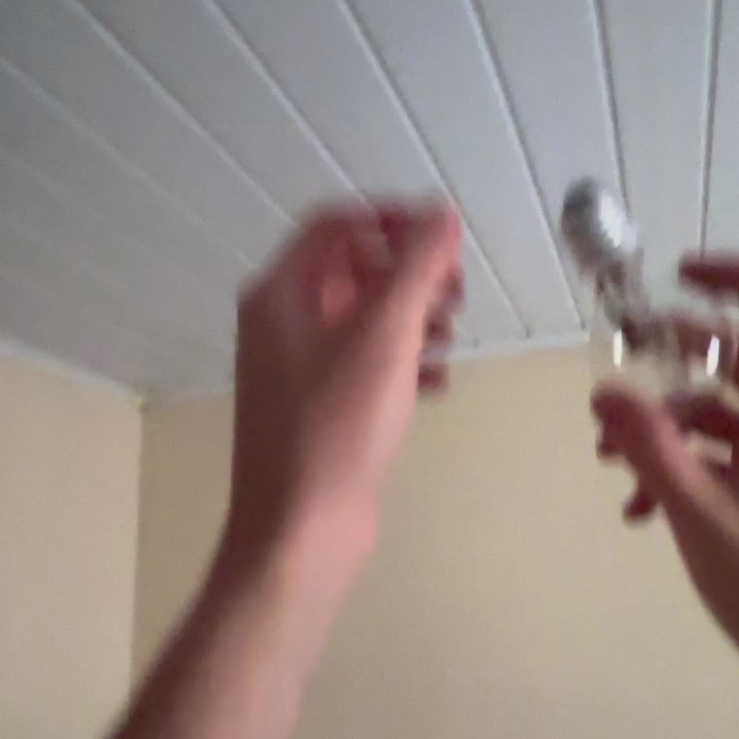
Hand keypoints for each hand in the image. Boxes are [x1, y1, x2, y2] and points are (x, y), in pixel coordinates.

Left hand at [223, 202, 460, 592]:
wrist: (302, 526)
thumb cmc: (339, 425)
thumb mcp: (384, 337)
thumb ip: (416, 269)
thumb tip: (443, 213)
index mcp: (282, 292)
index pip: (338, 223)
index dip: (393, 220)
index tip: (445, 242)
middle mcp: (282, 321)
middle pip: (353, 269)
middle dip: (410, 274)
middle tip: (456, 294)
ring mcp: (298, 367)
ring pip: (362, 318)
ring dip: (411, 317)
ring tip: (451, 336)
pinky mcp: (318, 406)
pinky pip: (363, 363)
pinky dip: (401, 360)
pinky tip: (436, 380)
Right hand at [592, 256, 738, 697]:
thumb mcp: (697, 513)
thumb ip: (649, 447)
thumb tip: (603, 392)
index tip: (679, 274)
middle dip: (672, 357)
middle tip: (617, 361)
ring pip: (718, 408)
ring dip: (662, 422)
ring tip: (607, 457)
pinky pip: (717, 452)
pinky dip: (676, 463)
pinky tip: (635, 509)